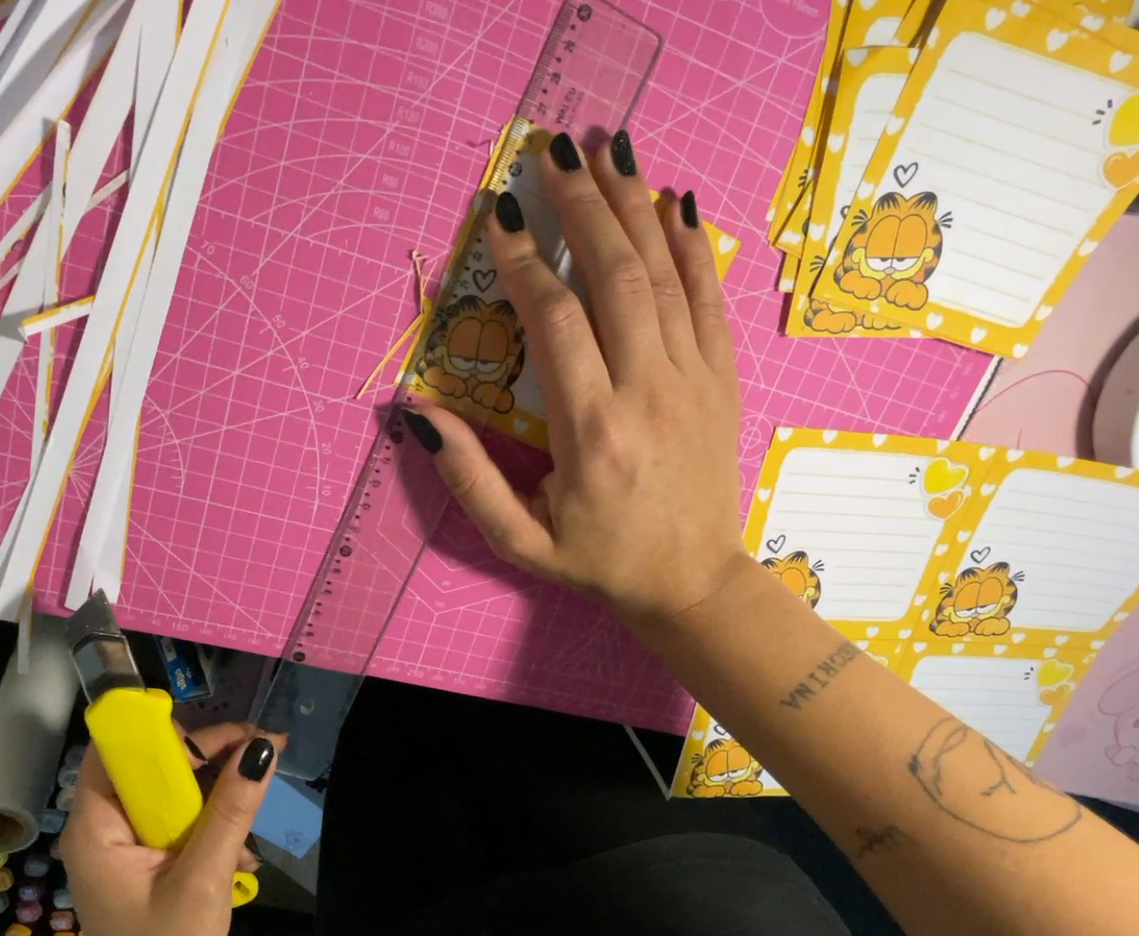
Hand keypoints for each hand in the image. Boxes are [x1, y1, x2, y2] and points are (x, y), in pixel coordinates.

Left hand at [59, 724, 282, 935]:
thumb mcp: (204, 877)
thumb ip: (231, 809)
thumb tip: (263, 747)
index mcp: (96, 828)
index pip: (117, 752)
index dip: (163, 732)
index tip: (220, 730)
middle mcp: (106, 831)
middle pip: (153, 769)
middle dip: (208, 759)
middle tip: (259, 751)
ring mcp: (129, 851)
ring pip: (174, 795)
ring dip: (217, 797)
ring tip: (257, 801)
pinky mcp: (151, 868)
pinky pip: (182, 825)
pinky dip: (214, 827)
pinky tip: (242, 854)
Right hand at [407, 130, 748, 627]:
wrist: (691, 582)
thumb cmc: (597, 561)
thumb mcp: (518, 539)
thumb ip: (468, 478)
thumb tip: (417, 414)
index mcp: (591, 432)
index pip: (555, 322)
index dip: (525, 262)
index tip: (501, 215)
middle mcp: (647, 392)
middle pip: (614, 277)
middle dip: (580, 206)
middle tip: (552, 153)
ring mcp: (693, 380)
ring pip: (663, 275)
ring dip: (633, 206)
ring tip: (606, 150)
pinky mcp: (721, 379)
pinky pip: (709, 298)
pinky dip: (693, 245)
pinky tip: (674, 201)